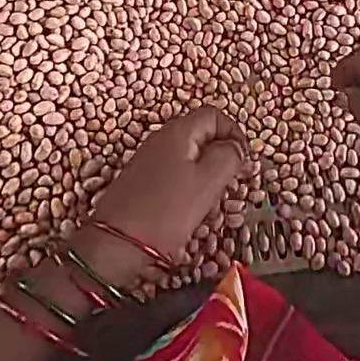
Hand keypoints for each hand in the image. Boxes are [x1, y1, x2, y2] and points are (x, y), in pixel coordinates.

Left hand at [75, 106, 246, 284]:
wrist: (115, 245)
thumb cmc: (165, 212)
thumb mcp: (207, 182)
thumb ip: (227, 156)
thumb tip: (236, 146)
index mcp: (178, 131)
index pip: (214, 115)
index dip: (234, 134)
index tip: (244, 161)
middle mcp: (161, 139)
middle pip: (202, 135)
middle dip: (221, 157)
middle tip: (230, 185)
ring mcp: (149, 160)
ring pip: (190, 157)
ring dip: (206, 176)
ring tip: (211, 203)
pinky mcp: (142, 181)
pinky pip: (175, 175)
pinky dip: (189, 188)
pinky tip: (189, 212)